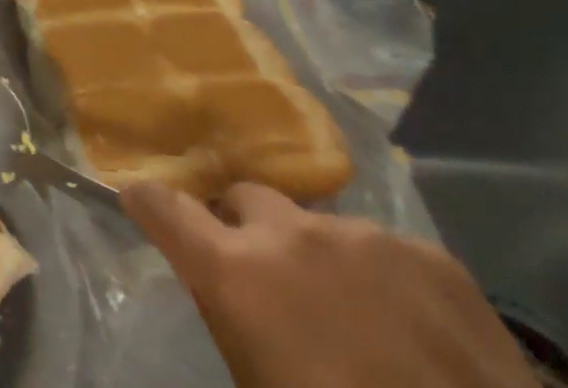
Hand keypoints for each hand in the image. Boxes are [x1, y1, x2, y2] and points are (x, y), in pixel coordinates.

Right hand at [121, 181, 536, 387]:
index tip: (139, 199)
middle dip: (242, 226)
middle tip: (261, 274)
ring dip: (313, 252)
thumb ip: (230, 314)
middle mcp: (292, 233)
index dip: (146, 201)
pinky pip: (381, 247)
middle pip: (244, 198)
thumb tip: (227, 289)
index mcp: (236, 270)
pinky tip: (404, 323)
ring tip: (347, 309)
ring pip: (316, 223)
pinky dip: (375, 273)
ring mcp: (365, 236)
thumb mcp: (254, 379)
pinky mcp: (429, 254)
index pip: (165, 207)